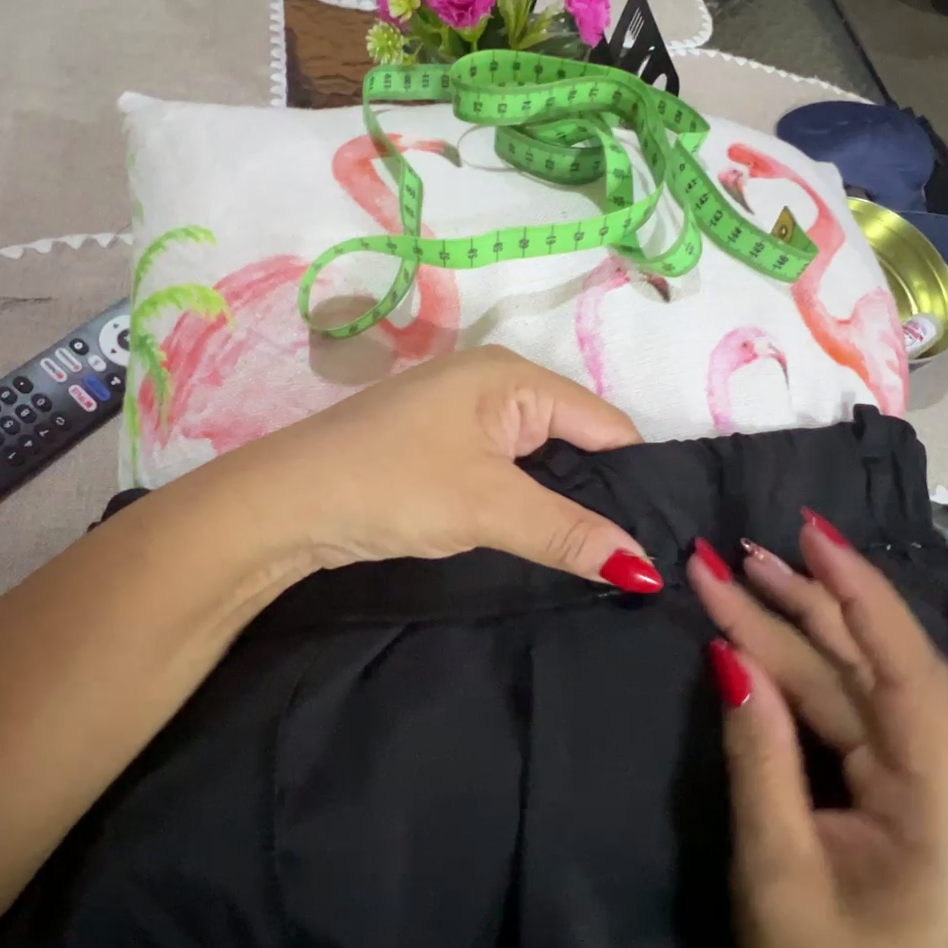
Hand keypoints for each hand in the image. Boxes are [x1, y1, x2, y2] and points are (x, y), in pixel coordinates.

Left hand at [222, 346, 662, 590]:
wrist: (283, 503)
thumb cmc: (390, 486)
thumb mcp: (487, 507)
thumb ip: (569, 533)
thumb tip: (648, 571)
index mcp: (513, 376)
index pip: (605, 424)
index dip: (635, 482)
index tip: (665, 542)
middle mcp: (493, 383)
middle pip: (575, 439)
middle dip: (602, 496)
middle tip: (638, 560)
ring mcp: (463, 414)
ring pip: (539, 459)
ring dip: (563, 504)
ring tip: (603, 559)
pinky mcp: (441, 446)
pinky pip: (506, 470)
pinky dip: (526, 502)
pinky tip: (544, 540)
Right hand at [688, 514, 947, 947]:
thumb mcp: (774, 865)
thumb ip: (758, 756)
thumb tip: (728, 656)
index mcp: (944, 811)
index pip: (912, 679)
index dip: (864, 599)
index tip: (816, 539)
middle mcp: (947, 782)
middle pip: (866, 673)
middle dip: (792, 608)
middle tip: (724, 556)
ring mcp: (921, 783)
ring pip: (848, 685)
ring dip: (784, 630)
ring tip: (729, 574)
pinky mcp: (893, 786)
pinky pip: (840, 715)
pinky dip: (789, 672)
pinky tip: (749, 634)